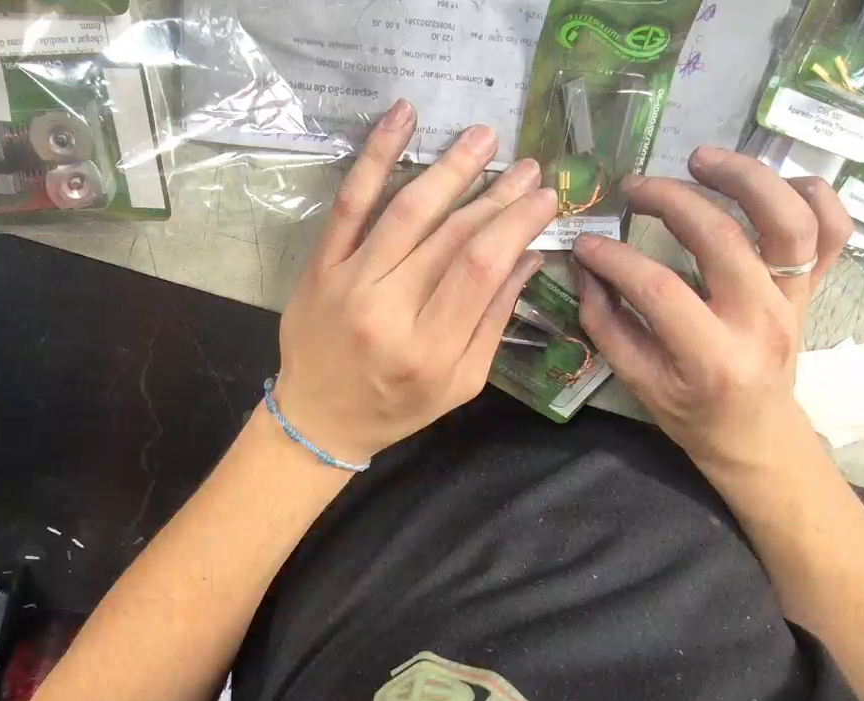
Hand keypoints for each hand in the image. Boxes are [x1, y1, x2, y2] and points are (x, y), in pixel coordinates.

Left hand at [274, 100, 558, 464]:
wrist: (317, 420)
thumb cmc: (396, 407)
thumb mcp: (459, 384)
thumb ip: (493, 323)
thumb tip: (527, 257)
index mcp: (429, 349)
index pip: (480, 268)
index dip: (517, 223)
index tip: (545, 198)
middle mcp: (388, 311)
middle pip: (451, 236)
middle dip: (497, 196)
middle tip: (528, 167)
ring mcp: (349, 284)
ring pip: (407, 211)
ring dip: (451, 168)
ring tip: (484, 138)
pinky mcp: (321, 266)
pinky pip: (349, 203)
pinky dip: (375, 157)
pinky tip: (402, 118)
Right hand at [569, 147, 852, 472]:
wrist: (756, 432)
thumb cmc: (692, 415)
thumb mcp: (640, 384)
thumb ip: (609, 328)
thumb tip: (588, 270)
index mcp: (712, 359)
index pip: (659, 290)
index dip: (616, 260)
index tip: (587, 243)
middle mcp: (761, 323)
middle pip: (721, 239)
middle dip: (670, 201)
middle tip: (633, 189)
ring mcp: (795, 301)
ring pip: (788, 219)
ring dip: (745, 177)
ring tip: (702, 160)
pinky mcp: (814, 288)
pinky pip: (832, 229)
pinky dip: (813, 194)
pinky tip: (771, 184)